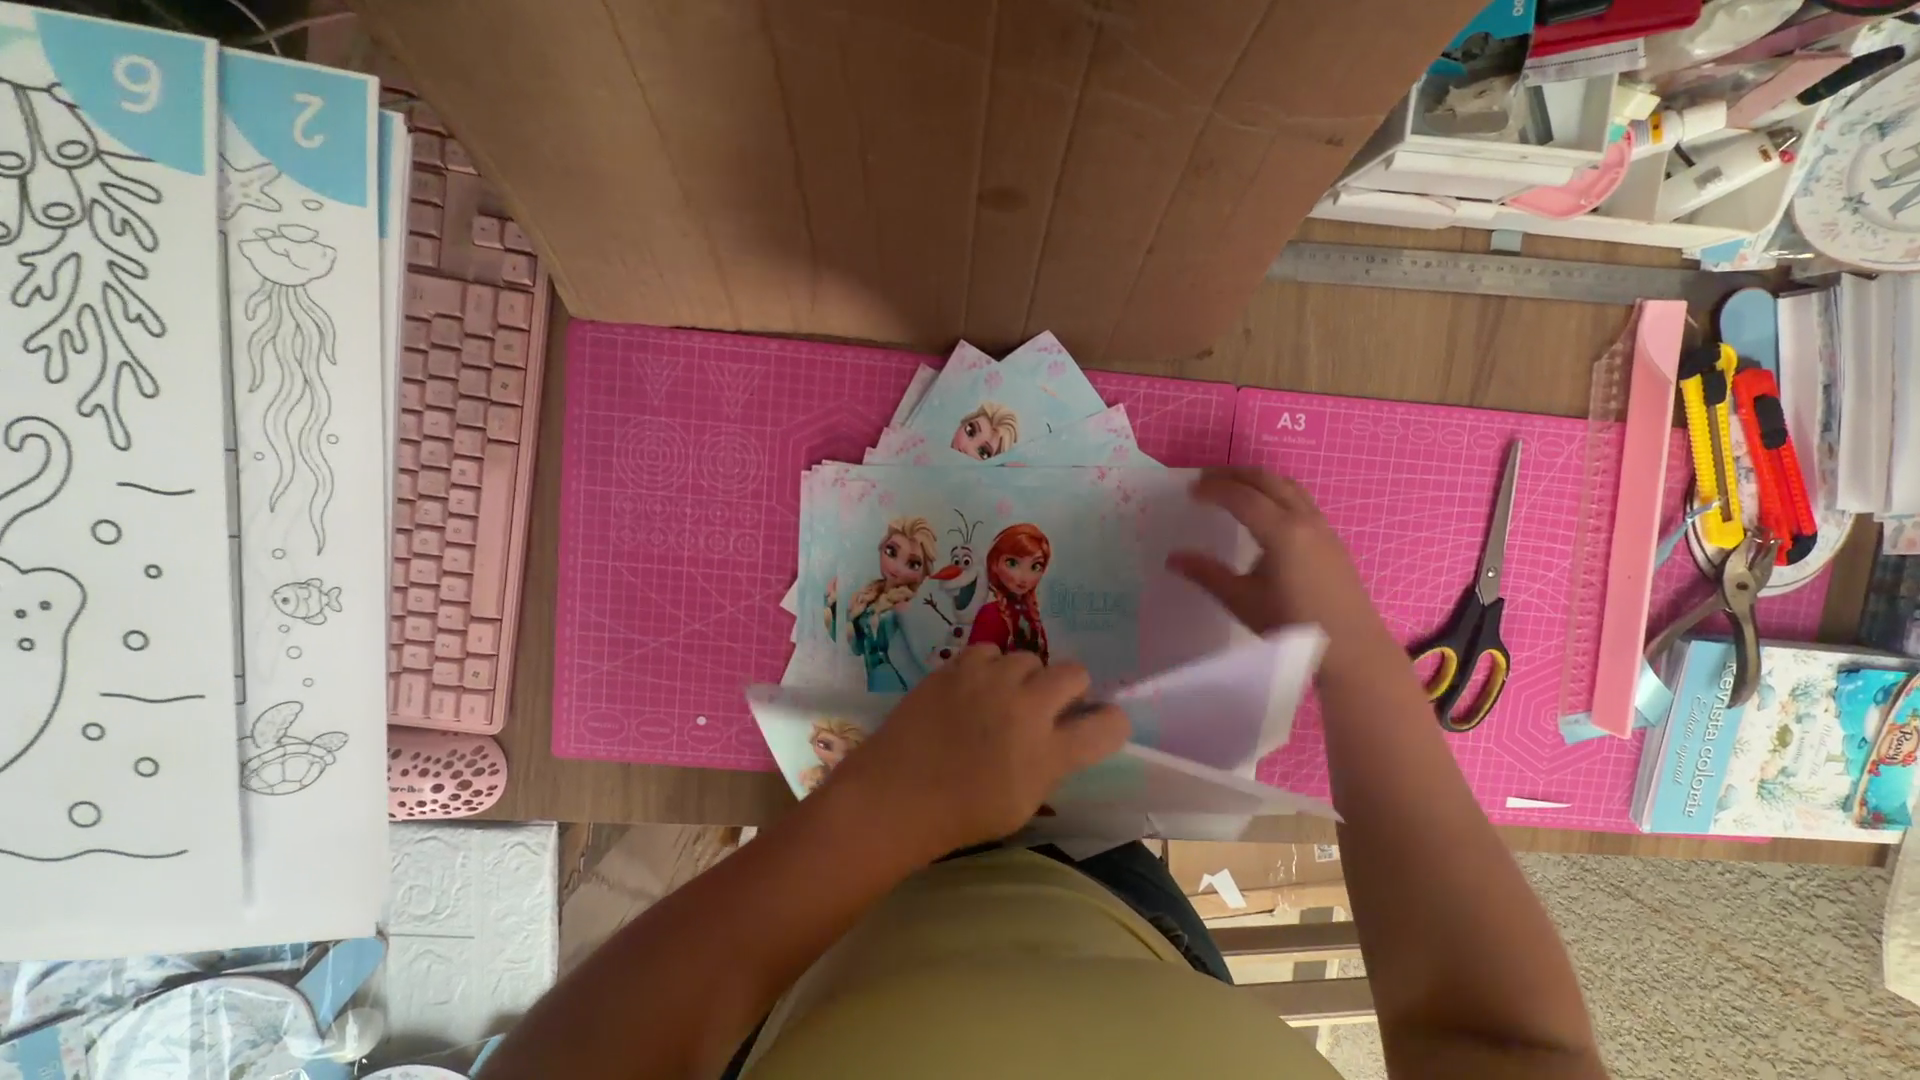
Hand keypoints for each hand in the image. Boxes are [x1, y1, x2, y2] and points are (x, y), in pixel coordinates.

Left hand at [828, 646, 1129, 855]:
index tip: (1098, 726)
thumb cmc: (961, 814)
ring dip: (1025, 677)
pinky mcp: (957, 666)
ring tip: (1003, 699)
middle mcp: (1027, 707)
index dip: (1109, 724)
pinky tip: (973, 690)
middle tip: (1047, 708)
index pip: (1109, 725)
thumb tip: (1063, 739)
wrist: (895, 795)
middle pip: (1075, 673)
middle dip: (1070, 689)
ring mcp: (990, 681)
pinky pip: (989, 652)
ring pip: (1029, 658)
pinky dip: (988, 668)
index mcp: (1049, 753)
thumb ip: (1052, 765)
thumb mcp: (1023, 804)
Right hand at [1168, 467, 1399, 676]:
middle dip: (1234, 474)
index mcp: (1282, 532)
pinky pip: (1300, 500)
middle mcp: (1304, 520)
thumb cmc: (1293, 625)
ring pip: (1288, 486)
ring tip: (1233, 488)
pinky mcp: (1331, 539)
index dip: (1214, 489)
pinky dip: (1275, 493)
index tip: (1190, 491)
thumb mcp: (1243, 601)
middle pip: (1267, 480)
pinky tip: (1264, 515)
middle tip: (1206, 479)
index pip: (1242, 497)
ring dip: (1258, 480)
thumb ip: (1207, 575)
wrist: (1352, 648)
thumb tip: (1173, 558)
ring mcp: (1322, 528)